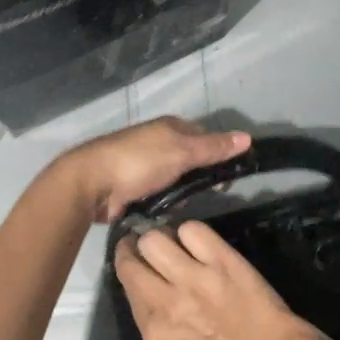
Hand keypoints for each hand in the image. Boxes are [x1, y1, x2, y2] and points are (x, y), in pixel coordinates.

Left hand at [58, 117, 251, 222]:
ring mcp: (144, 165)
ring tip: (190, 207)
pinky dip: (167, 202)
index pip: (206, 137)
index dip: (220, 153)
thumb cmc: (139, 161)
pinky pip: (161, 194)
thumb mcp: (181, 152)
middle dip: (201, 176)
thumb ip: (213, 147)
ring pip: (177, 179)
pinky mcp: (134, 187)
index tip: (230, 176)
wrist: (92, 184)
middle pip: (192, 159)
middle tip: (213, 194)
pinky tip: (172, 213)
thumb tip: (247, 137)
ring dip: (184, 191)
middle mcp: (158, 142)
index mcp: (169, 127)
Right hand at [114, 220, 319, 339]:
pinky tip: (199, 242)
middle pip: (136, 254)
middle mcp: (167, 302)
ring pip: (158, 238)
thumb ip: (157, 321)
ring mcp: (195, 278)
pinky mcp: (223, 262)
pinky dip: (191, 232)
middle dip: (137, 247)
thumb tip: (149, 289)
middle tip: (147, 245)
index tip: (135, 259)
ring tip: (174, 242)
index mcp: (154, 332)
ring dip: (163, 237)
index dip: (129, 265)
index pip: (127, 283)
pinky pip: (193, 230)